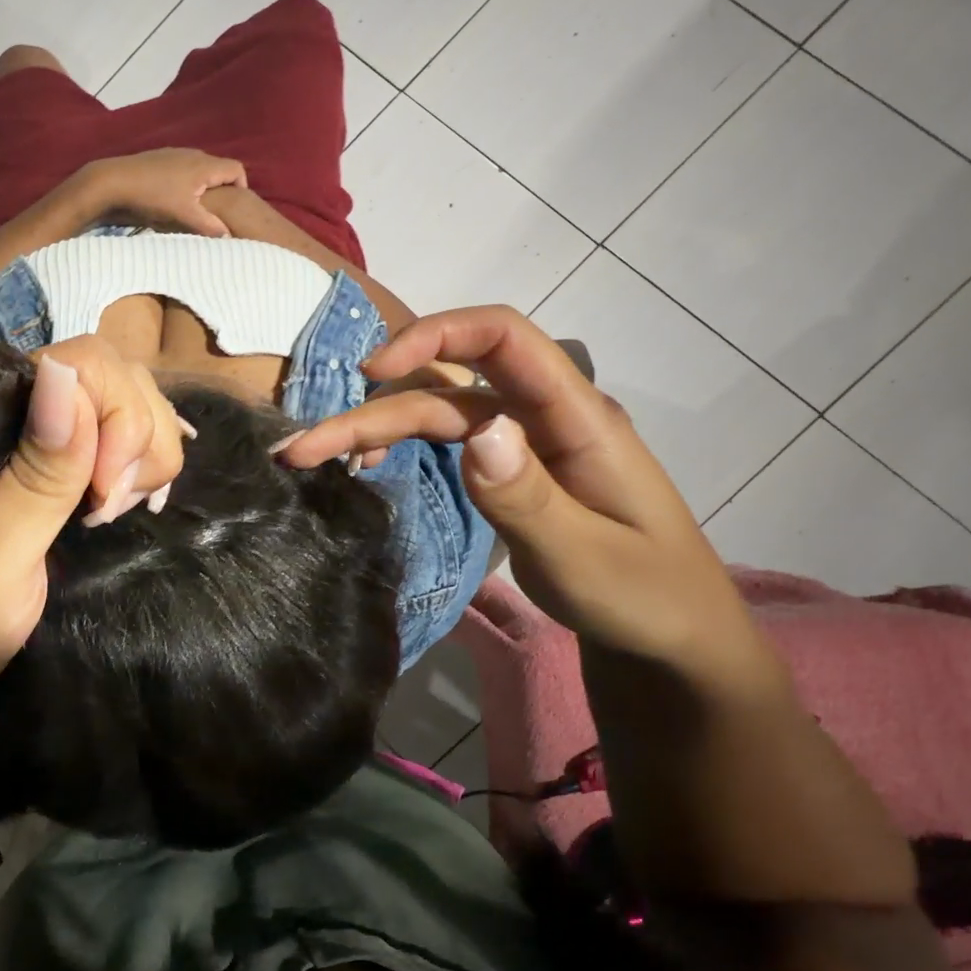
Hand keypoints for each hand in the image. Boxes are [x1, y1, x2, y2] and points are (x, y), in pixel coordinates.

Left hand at [0, 338, 188, 695]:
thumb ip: (35, 475)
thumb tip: (65, 373)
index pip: (87, 363)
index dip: (117, 417)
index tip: (103, 492)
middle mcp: (21, 412)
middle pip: (120, 379)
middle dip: (137, 441)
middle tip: (106, 511)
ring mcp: (44, 443)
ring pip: (131, 408)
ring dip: (144, 458)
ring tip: (109, 514)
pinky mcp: (58, 475)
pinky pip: (123, 443)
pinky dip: (139, 470)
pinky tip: (121, 506)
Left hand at [82, 149, 246, 236]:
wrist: (115, 181)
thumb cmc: (154, 197)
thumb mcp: (184, 215)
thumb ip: (209, 225)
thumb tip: (229, 236)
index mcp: (205, 165)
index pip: (236, 170)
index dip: (241, 188)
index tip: (234, 207)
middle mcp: (194, 154)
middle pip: (218, 169)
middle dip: (222, 189)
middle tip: (217, 212)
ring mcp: (176, 153)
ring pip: (200, 169)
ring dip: (202, 187)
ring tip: (195, 208)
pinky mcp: (160, 158)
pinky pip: (183, 169)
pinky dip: (186, 182)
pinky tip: (173, 198)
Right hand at [277, 305, 751, 665]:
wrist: (669, 636)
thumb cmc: (643, 598)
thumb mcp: (587, 561)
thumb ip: (529, 498)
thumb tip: (477, 429)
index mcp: (577, 420)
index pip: (506, 339)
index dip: (435, 334)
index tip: (370, 371)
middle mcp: (543, 416)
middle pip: (446, 385)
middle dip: (370, 409)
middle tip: (300, 451)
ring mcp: (522, 441)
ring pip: (436, 410)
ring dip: (373, 426)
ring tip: (316, 457)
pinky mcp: (507, 468)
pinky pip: (444, 438)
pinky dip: (398, 443)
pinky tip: (368, 465)